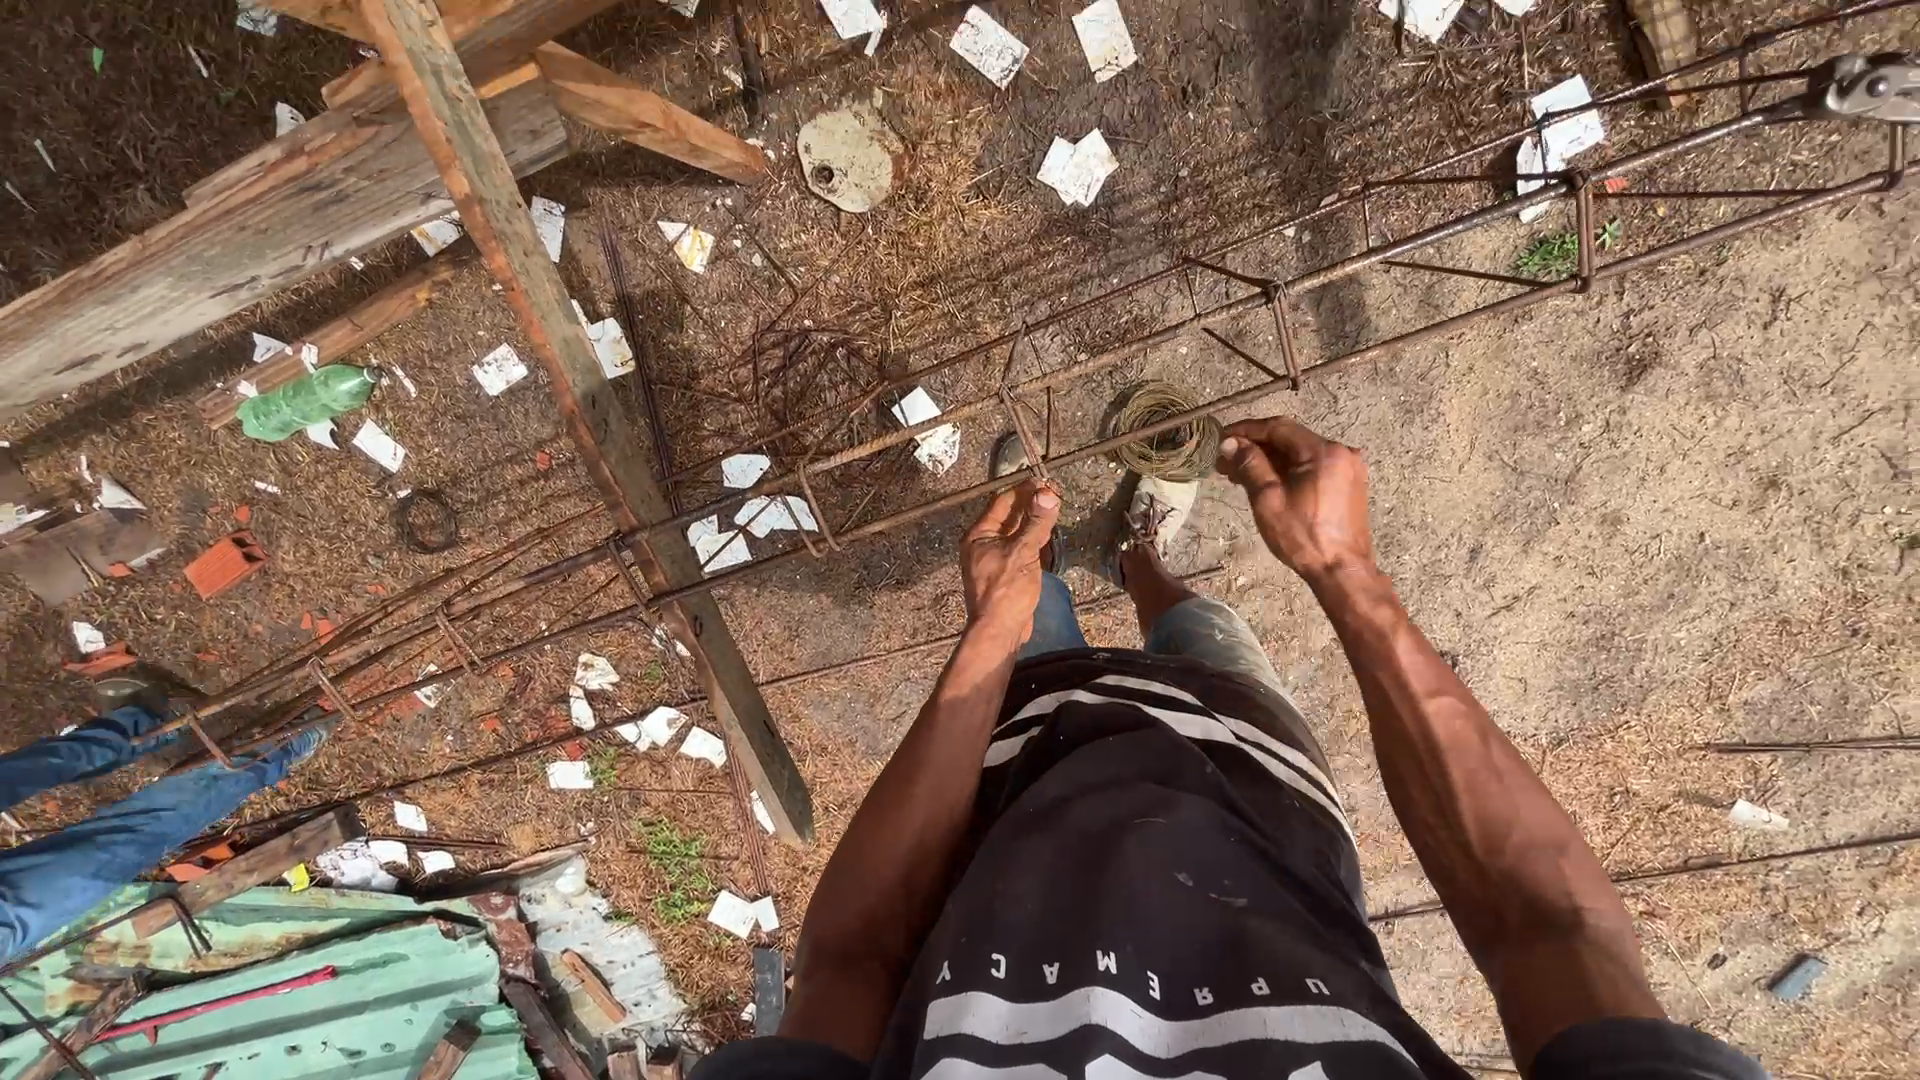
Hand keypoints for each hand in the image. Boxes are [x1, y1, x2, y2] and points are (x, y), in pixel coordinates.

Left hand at [959, 480, 1060, 643]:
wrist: (999, 631)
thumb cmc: (1006, 591)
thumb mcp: (1023, 553)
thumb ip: (1036, 523)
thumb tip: (1048, 494)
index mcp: (979, 535)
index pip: (1003, 502)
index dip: (1024, 490)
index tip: (1046, 483)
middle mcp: (983, 543)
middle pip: (1010, 516)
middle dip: (1032, 505)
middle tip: (1055, 495)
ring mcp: (994, 558)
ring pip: (1017, 532)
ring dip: (1035, 522)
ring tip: (1055, 511)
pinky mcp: (1007, 572)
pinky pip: (1021, 548)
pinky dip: (1034, 541)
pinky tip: (1048, 537)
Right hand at [1216, 416, 1375, 581]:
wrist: (1341, 569)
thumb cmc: (1302, 537)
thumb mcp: (1268, 499)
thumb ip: (1250, 465)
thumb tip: (1230, 443)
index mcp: (1323, 452)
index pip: (1278, 427)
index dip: (1246, 430)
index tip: (1221, 438)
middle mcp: (1340, 451)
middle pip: (1289, 439)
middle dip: (1255, 447)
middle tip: (1225, 461)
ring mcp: (1348, 467)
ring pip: (1299, 453)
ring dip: (1269, 459)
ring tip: (1239, 474)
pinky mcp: (1348, 482)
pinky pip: (1311, 466)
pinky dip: (1287, 469)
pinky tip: (1266, 481)